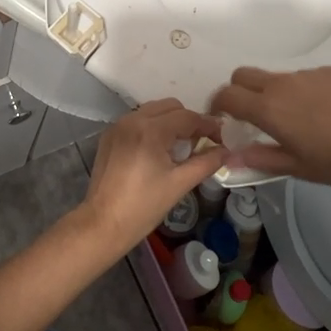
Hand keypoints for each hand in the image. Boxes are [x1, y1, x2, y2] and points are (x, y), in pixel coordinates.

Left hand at [78, 99, 226, 254]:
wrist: (103, 223)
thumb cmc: (144, 206)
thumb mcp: (179, 184)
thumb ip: (205, 163)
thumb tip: (226, 151)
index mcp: (151, 130)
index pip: (187, 117)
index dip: (208, 125)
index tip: (223, 137)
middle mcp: (133, 119)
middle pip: (169, 107)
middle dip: (188, 121)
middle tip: (202, 142)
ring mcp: (118, 125)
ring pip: (152, 111)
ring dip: (170, 122)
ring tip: (181, 147)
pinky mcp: (110, 135)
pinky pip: (137, 121)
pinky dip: (152, 127)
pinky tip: (159, 150)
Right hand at [210, 66, 330, 197]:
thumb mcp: (299, 168)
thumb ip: (261, 158)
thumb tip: (230, 158)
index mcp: (269, 108)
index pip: (227, 95)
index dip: (217, 106)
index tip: (221, 120)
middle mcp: (282, 84)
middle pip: (243, 75)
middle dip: (238, 92)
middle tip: (249, 118)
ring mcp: (307, 74)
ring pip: (274, 77)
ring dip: (270, 93)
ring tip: (294, 122)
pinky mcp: (329, 72)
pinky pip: (302, 78)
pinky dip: (298, 92)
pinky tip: (324, 116)